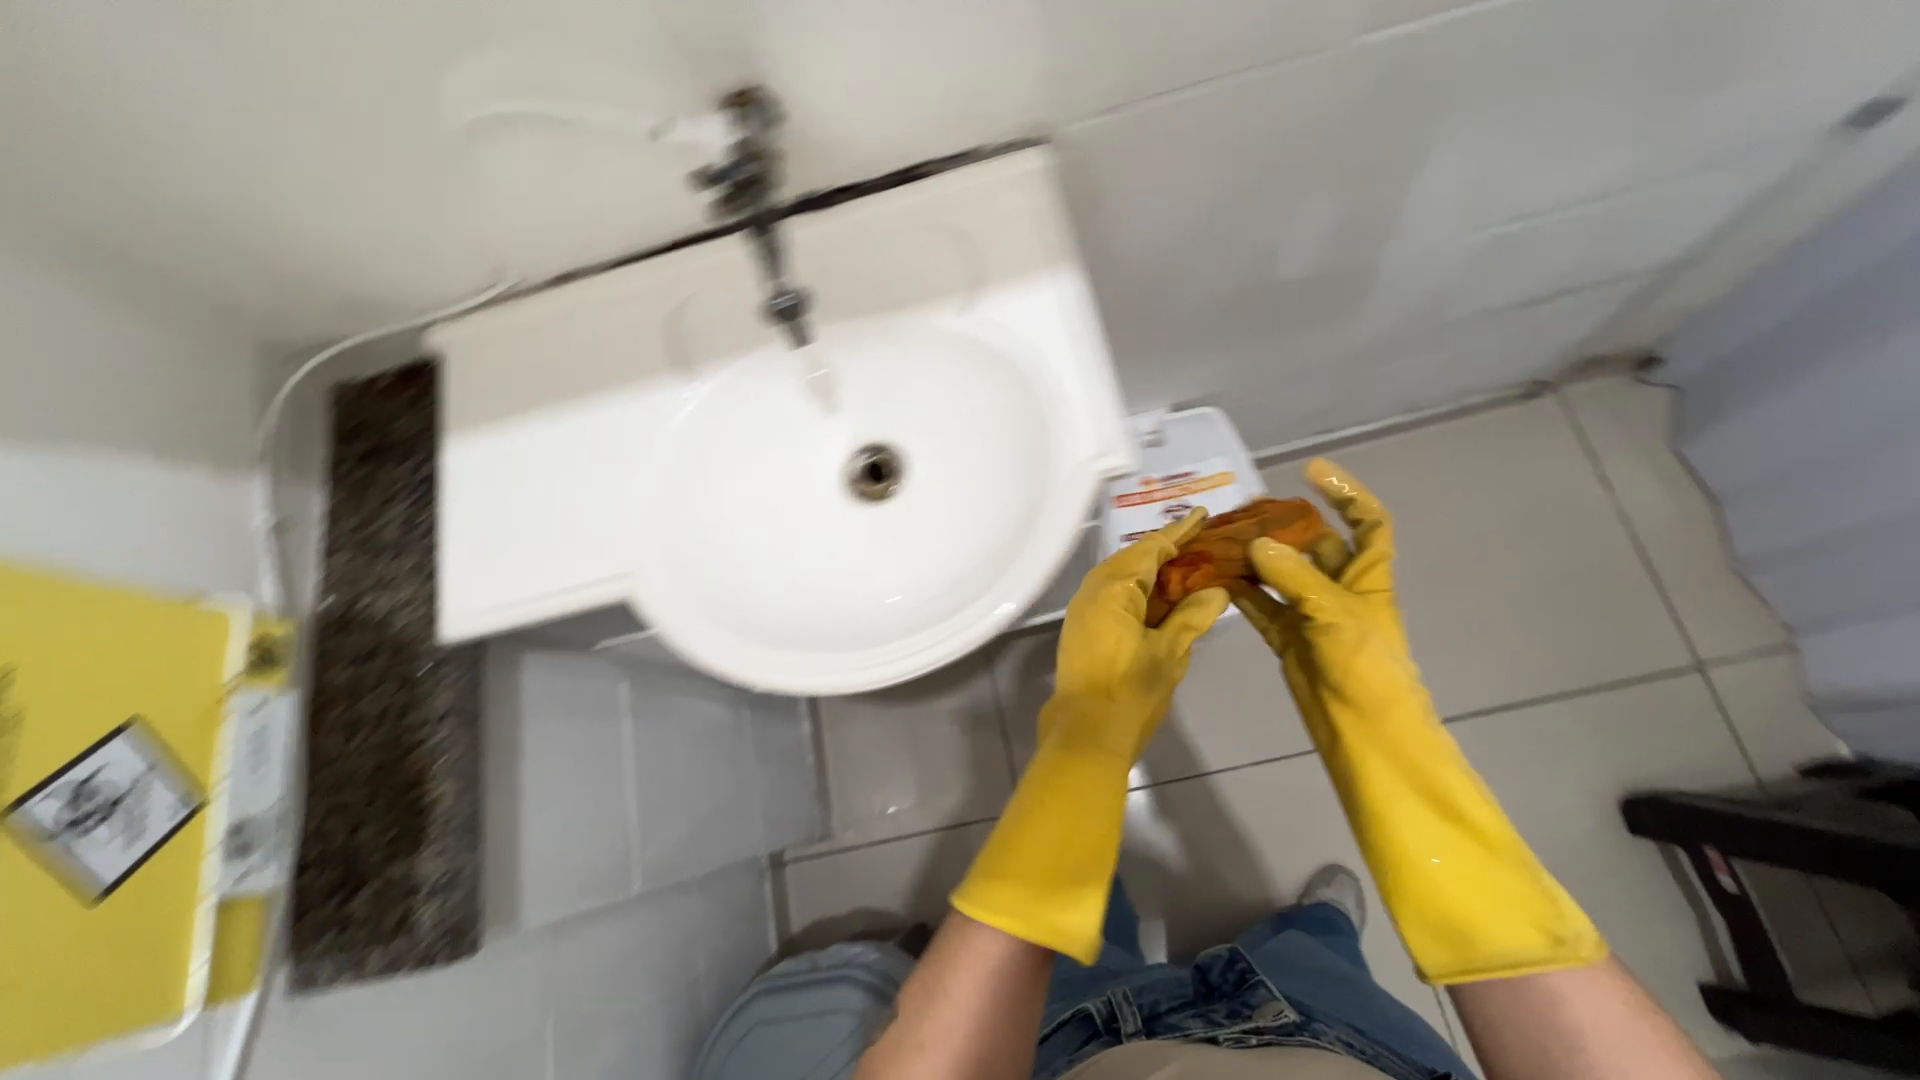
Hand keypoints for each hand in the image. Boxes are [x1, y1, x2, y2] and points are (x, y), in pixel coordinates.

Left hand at [950, 513, 1226, 963]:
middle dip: (1167, 551)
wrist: (1085, 733)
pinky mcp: (1083, 629)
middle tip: (1202, 542)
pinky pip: (1114, 597)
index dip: (1180, 532)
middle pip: (1134, 559)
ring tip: (1187, 568)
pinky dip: (1139, 592)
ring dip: (1153, 573)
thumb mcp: (1170, 652)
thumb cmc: (1130, 691)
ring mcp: (1084, 610)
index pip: (1152, 548)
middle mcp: (1093, 590)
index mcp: (1114, 587)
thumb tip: (1215, 592)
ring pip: (1122, 578)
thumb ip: (1192, 617)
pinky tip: (1161, 599)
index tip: (1201, 514)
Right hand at [1228, 458, 1422, 725]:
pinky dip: (1241, 592)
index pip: (1367, 521)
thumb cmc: (1366, 669)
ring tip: (1220, 540)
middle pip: (1312, 544)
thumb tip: (1256, 543)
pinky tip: (1215, 578)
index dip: (1346, 492)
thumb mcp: (1335, 616)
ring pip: (1280, 574)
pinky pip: (1261, 605)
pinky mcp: (1288, 637)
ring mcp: (1311, 613)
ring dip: (1254, 558)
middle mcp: (1339, 588)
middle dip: (1282, 526)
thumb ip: (1295, 578)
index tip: (1311, 470)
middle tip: (1243, 512)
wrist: (1363, 731)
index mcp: (1368, 577)